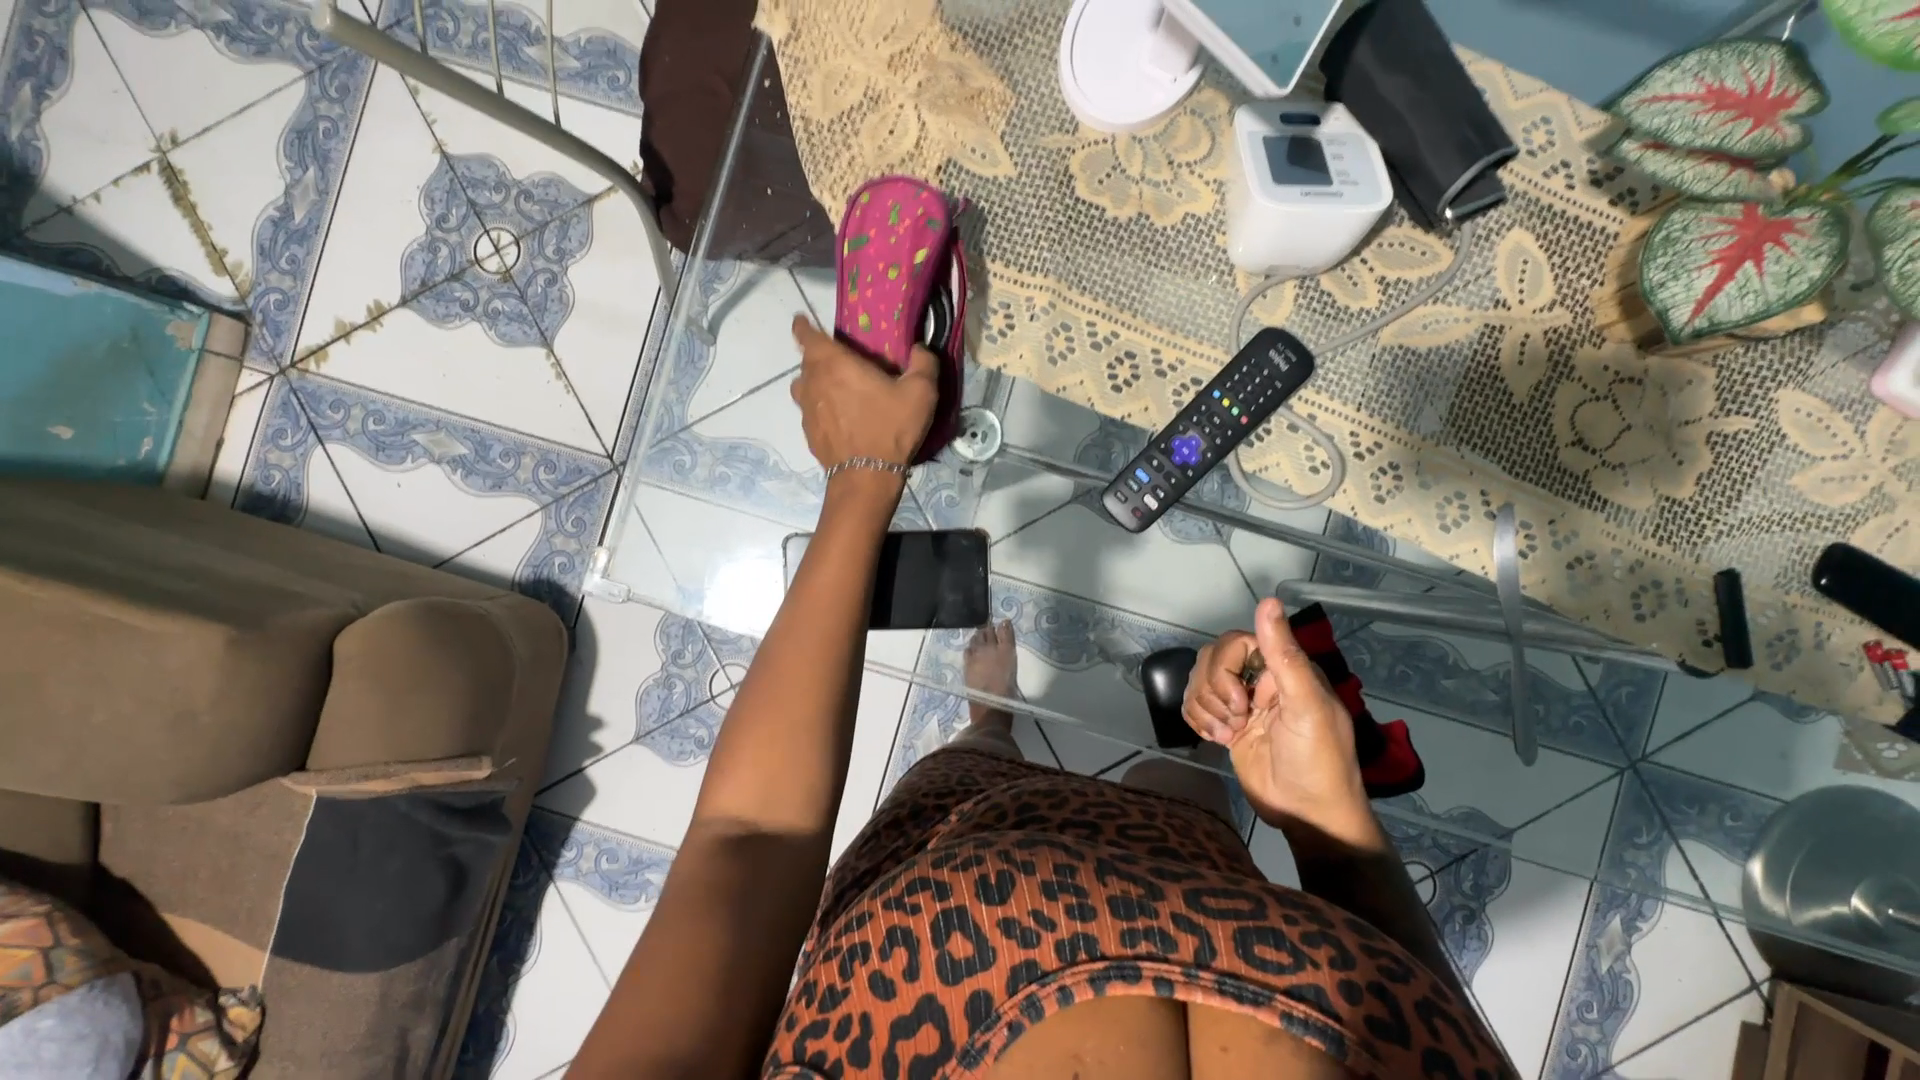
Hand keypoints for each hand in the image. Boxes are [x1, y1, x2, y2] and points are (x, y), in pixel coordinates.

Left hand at [790, 316, 938, 470]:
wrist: (867, 476)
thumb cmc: (891, 427)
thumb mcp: (921, 392)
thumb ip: (923, 363)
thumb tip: (919, 349)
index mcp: (834, 363)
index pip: (806, 335)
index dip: (802, 326)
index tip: (801, 321)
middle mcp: (813, 382)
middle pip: (807, 361)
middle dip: (818, 356)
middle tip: (839, 359)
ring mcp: (807, 410)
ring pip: (804, 387)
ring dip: (815, 382)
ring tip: (835, 388)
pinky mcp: (809, 433)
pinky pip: (810, 411)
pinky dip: (820, 409)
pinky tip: (839, 418)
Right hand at [1185, 598, 1375, 844]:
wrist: (1306, 815)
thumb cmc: (1318, 760)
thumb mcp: (1307, 706)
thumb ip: (1284, 654)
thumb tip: (1269, 600)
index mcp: (1284, 669)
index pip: (1236, 642)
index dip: (1227, 669)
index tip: (1241, 702)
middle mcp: (1260, 680)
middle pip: (1211, 660)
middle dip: (1214, 692)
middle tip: (1236, 720)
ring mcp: (1241, 703)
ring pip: (1198, 682)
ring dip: (1206, 709)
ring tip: (1229, 734)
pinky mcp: (1226, 725)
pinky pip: (1194, 706)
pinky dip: (1199, 721)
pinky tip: (1219, 740)